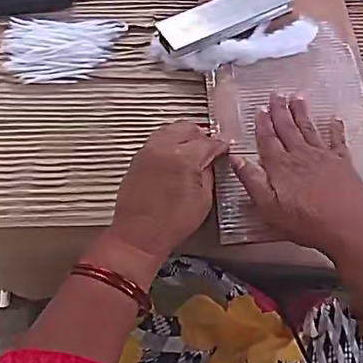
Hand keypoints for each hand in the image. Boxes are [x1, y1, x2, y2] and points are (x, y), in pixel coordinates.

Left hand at [106, 121, 228, 261]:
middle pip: (188, 128)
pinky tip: (176, 153)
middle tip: (210, 146)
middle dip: (202, 135)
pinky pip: (157, 140)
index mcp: (184, 158)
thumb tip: (211, 162)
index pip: (208, 142)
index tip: (224, 149)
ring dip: (184, 135)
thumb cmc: (169, 223)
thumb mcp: (203, 200)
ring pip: (170, 130)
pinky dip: (169, 141)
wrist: (139, 234)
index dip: (220, 146)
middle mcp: (164, 148)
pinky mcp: (138, 158)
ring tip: (193, 148)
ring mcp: (148, 151)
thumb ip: (208, 174)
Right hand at [230, 95, 362, 264]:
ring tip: (297, 97)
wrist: (347, 226)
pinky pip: (337, 140)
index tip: (260, 109)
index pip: (268, 140)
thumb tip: (236, 159)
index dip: (263, 124)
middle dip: (280, 111)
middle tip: (276, 95)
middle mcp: (301, 156)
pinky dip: (335, 129)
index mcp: (281, 166)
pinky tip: (334, 120)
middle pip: (287, 128)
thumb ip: (251, 181)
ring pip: (309, 129)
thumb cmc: (305, 222)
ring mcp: (323, 157)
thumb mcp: (269, 207)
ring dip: (301, 113)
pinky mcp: (343, 163)